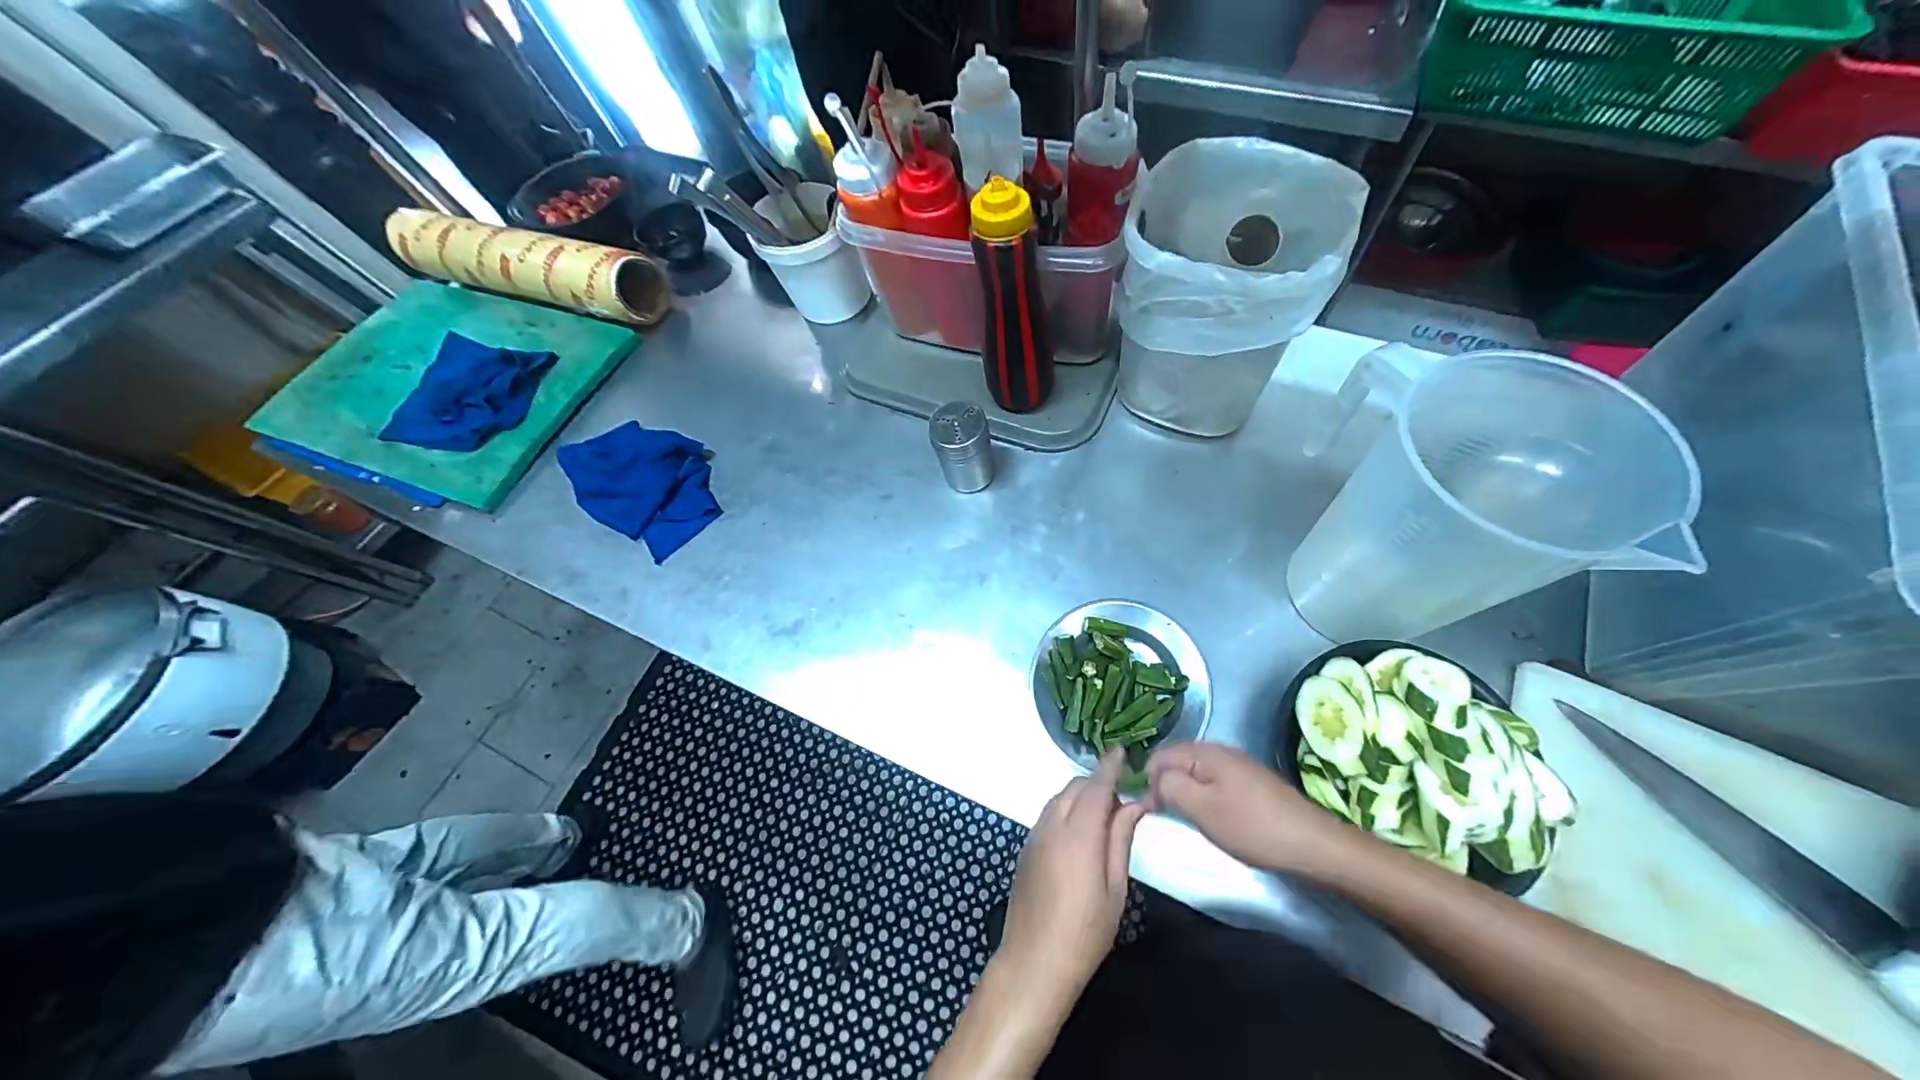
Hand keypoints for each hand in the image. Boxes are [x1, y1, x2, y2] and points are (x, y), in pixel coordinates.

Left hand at [996, 749, 1147, 1002]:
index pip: (1096, 785)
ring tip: (1104, 818)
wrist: (1033, 961)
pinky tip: (1080, 834)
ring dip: (1081, 796)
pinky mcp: (1025, 848)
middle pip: (1076, 787)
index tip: (1124, 750)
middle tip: (1123, 801)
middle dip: (1098, 783)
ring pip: (1059, 799)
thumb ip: (1121, 840)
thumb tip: (1133, 804)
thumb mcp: (1115, 888)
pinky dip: (1066, 810)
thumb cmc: (1085, 932)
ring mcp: (1034, 835)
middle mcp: (1052, 825)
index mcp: (1079, 833)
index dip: (1110, 765)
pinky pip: (1049, 815)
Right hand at [1145, 742, 1349, 872]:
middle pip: (1177, 762)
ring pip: (1196, 773)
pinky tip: (1213, 818)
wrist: (1313, 844)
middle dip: (1166, 785)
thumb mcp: (1201, 808)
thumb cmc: (1251, 826)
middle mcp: (1219, 750)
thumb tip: (1153, 778)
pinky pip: (1214, 782)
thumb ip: (1169, 787)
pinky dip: (1205, 797)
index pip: (1159, 756)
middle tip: (1167, 816)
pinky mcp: (1251, 782)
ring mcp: (1238, 765)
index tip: (1149, 809)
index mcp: (1204, 751)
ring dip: (1186, 793)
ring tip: (1188, 819)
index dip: (1147, 780)